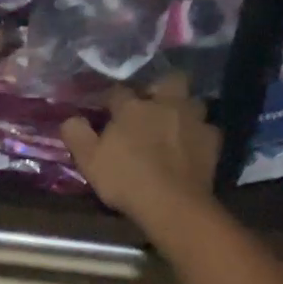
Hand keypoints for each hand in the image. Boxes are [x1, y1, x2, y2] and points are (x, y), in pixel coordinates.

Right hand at [60, 73, 220, 225]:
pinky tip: (192, 147)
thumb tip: (70, 118)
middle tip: (152, 105)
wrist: (171, 203)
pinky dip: (199, 135)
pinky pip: (207, 129)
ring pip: (193, 101)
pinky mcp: (212, 140)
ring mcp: (193, 120)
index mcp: (133, 108)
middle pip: (168, 80)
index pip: (118, 92)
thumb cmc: (126, 180)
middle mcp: (166, 104)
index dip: (110, 98)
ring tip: (175, 126)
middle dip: (160, 88)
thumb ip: (77, 135)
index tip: (105, 108)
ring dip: (184, 110)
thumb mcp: (89, 161)